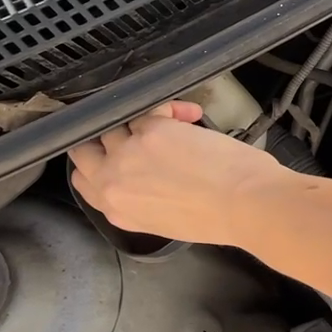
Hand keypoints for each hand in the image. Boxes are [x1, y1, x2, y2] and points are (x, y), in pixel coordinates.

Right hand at [68, 101, 296, 246]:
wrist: (247, 204)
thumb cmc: (222, 217)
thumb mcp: (169, 221)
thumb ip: (144, 201)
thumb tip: (147, 179)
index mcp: (117, 210)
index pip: (84, 180)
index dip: (101, 163)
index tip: (122, 155)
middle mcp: (111, 182)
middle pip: (86, 149)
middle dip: (110, 137)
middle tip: (142, 135)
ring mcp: (127, 153)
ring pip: (117, 125)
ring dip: (144, 122)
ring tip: (177, 127)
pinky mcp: (152, 130)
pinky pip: (150, 110)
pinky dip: (172, 109)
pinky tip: (192, 115)